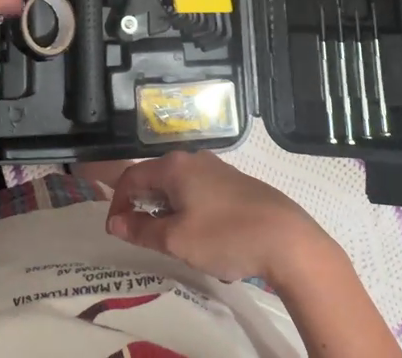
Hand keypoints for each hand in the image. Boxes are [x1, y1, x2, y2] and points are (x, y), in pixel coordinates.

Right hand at [105, 151, 336, 282]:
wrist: (286, 238)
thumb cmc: (224, 235)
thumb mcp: (177, 239)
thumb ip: (142, 230)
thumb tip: (115, 222)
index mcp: (174, 166)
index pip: (132, 176)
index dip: (118, 202)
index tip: (117, 230)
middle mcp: (193, 159)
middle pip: (155, 178)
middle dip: (143, 206)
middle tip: (143, 237)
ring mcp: (217, 169)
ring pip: (179, 187)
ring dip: (168, 211)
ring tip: (173, 241)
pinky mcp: (235, 184)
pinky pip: (200, 193)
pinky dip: (189, 211)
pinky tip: (203, 238)